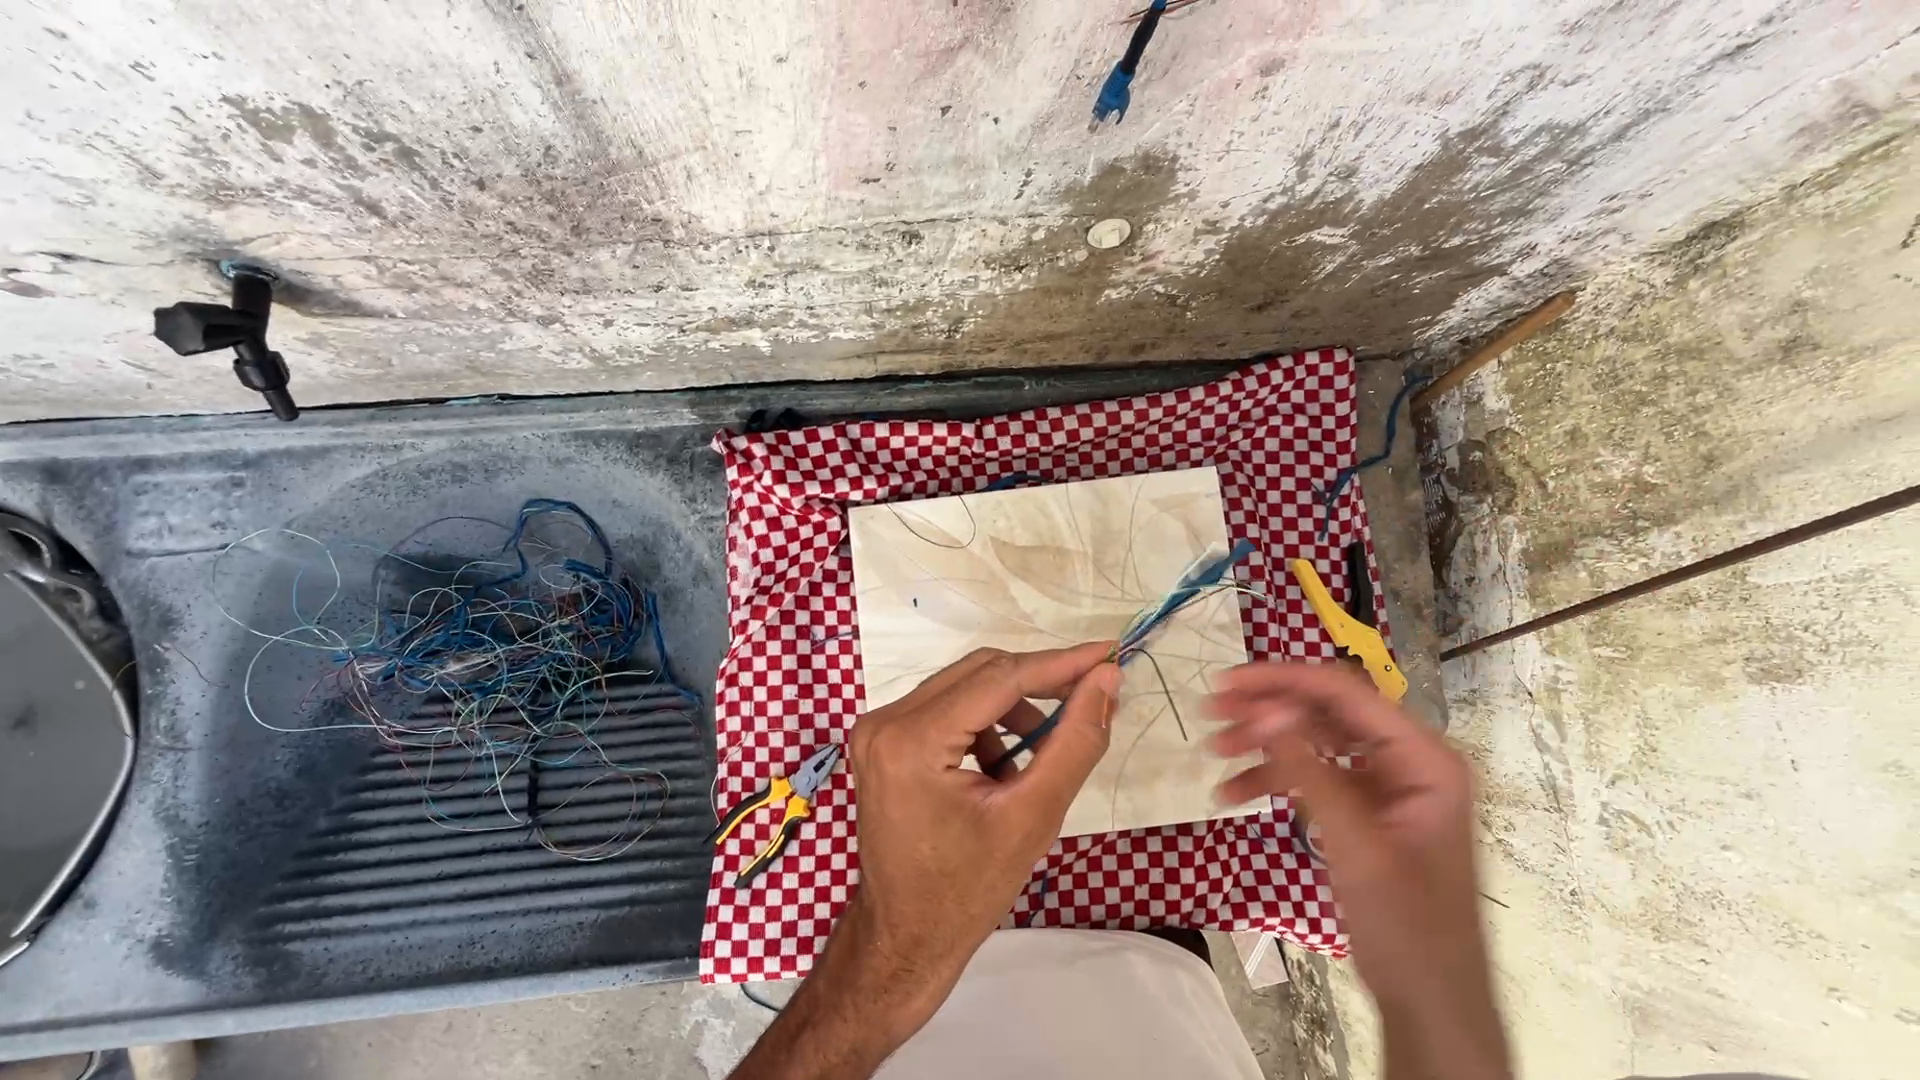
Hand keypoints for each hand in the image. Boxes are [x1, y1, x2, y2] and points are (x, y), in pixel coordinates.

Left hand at [730, 643, 1118, 1079]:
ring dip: (1012, 708)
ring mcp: (877, 729)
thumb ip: (1074, 742)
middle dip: (1039, 682)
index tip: (1108, 651)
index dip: (1059, 663)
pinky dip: (984, 725)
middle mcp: (884, 721)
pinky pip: (946, 708)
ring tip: (1040, 757)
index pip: (998, 678)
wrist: (907, 937)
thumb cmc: (969, 890)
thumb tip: (1106, 679)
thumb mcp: (1033, 817)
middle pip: (979, 673)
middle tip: (1092, 694)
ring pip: (964, 686)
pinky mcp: (882, 740)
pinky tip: (1002, 770)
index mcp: (911, 740)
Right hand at [1208, 662, 1509, 1079]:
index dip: (1283, 680)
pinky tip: (1232, 792)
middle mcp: (1405, 760)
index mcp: (1423, 758)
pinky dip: (1273, 779)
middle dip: (1265, 712)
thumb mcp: (1354, 844)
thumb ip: (1309, 770)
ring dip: (1261, 745)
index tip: (1226, 682)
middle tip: (1210, 711)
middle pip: (1324, 713)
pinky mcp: (1364, 810)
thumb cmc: (1406, 927)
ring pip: (1312, 742)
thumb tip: (1265, 708)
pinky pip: (1313, 776)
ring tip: (1213, 752)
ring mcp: (1384, 785)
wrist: (1430, 1003)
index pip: (1345, 694)